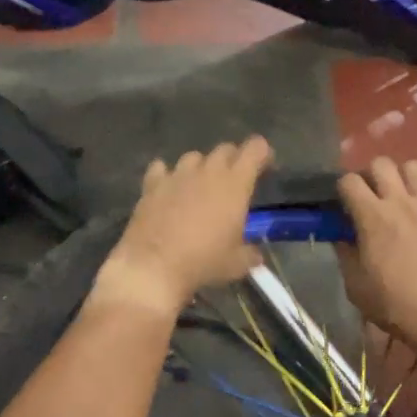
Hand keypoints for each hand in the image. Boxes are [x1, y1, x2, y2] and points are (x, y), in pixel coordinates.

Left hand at [93, 137, 273, 317]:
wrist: (154, 266)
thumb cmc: (203, 263)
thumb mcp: (236, 264)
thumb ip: (250, 254)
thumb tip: (255, 255)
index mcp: (235, 185)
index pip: (255, 149)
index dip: (262, 152)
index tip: (264, 166)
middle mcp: (207, 172)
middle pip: (224, 150)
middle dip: (233, 160)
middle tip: (233, 182)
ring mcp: (177, 175)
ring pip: (193, 157)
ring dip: (200, 168)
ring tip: (199, 187)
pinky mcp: (152, 185)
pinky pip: (160, 168)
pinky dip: (166, 175)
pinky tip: (167, 189)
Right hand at [335, 158, 416, 341]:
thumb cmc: (395, 304)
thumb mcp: (355, 286)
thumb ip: (345, 254)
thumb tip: (342, 237)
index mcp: (372, 217)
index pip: (349, 181)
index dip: (342, 189)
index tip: (343, 204)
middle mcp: (401, 202)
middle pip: (382, 164)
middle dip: (371, 175)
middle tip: (371, 196)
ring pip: (415, 167)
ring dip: (403, 176)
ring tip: (401, 195)